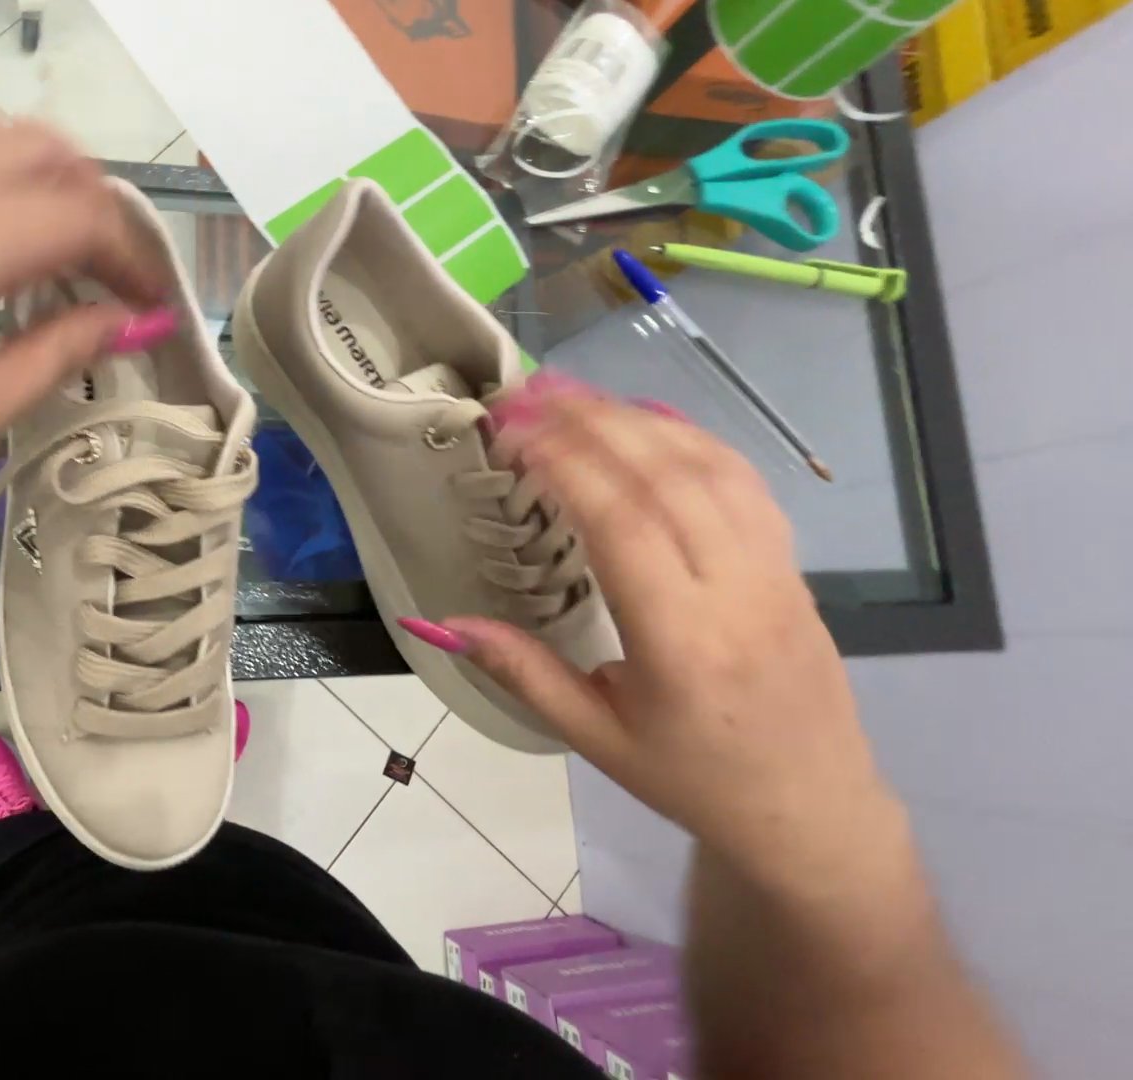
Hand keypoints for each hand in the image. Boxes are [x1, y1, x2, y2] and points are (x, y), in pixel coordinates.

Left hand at [0, 114, 174, 536]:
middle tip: (119, 282)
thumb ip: (63, 353)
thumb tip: (138, 323)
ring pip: (2, 135)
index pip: (85, 219)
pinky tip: (0, 229)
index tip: (155, 308)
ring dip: (55, 184)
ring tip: (69, 254)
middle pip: (54, 158)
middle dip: (105, 215)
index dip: (136, 261)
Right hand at [440, 384, 903, 890]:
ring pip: (709, 468)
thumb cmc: (690, 778)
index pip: (625, 525)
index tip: (513, 429)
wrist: (811, 808)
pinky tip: (647, 418)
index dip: (568, 464)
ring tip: (573, 393)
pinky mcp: (791, 564)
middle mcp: (737, 591)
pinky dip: (692, 436)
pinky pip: (744, 481)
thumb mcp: (592, 735)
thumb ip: (519, 671)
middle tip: (527, 392)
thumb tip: (440, 621)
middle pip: (666, 478)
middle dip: (591, 423)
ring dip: (636, 418)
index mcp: (683, 642)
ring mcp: (775, 571)